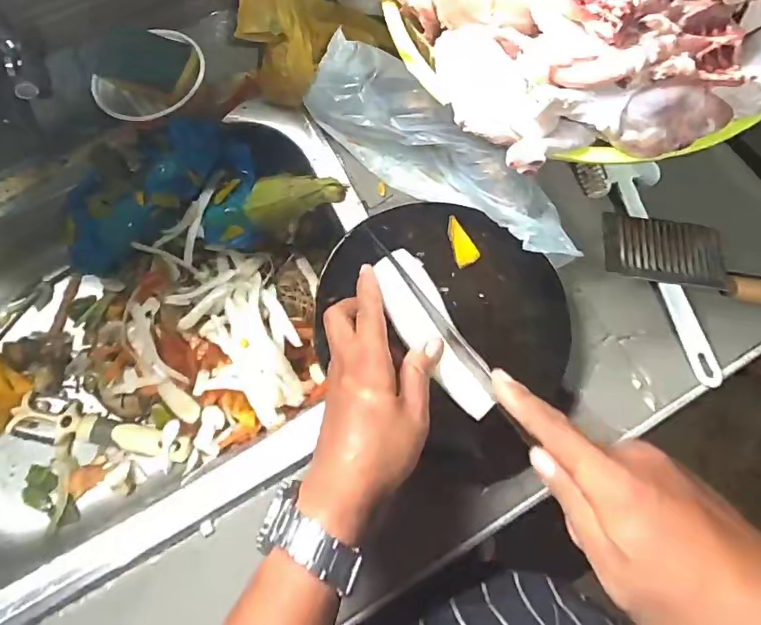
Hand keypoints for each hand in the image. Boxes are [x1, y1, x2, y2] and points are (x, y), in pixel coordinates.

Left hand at [302, 264, 438, 543]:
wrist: (339, 493)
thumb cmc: (381, 453)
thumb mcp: (414, 417)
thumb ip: (418, 375)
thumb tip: (428, 342)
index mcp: (368, 361)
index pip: (367, 312)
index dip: (368, 287)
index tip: (369, 268)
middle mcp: (345, 362)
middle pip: (337, 316)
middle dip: (354, 302)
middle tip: (380, 308)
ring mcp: (334, 379)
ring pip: (338, 336)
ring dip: (356, 326)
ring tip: (389, 341)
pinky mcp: (332, 396)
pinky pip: (342, 357)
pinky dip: (356, 349)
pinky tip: (381, 369)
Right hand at [493, 369, 760, 624]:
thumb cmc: (682, 597)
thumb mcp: (613, 567)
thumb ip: (572, 506)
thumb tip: (542, 460)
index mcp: (612, 478)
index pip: (554, 430)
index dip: (522, 403)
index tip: (499, 375)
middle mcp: (636, 457)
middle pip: (583, 460)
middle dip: (578, 492)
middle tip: (602, 549)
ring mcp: (664, 463)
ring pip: (611, 474)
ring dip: (609, 505)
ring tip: (639, 560)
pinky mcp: (684, 475)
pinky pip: (639, 480)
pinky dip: (634, 507)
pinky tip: (662, 551)